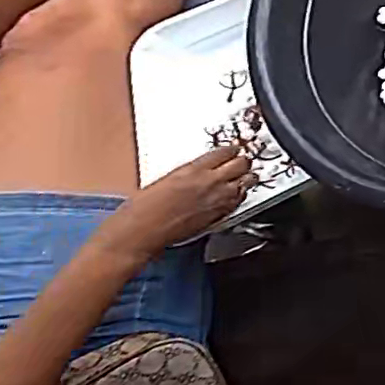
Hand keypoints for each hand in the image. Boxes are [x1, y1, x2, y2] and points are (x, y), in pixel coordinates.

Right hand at [95, 147, 253, 262]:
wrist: (137, 234)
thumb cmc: (139, 211)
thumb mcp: (164, 181)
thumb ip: (188, 174)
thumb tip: (200, 172)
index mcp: (192, 170)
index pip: (225, 152)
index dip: (232, 150)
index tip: (234, 150)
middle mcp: (210, 181)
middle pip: (242, 163)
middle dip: (243, 162)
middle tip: (241, 163)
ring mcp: (218, 197)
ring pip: (247, 181)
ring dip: (245, 178)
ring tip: (241, 179)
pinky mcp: (221, 214)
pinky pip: (240, 199)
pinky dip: (240, 195)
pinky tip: (233, 195)